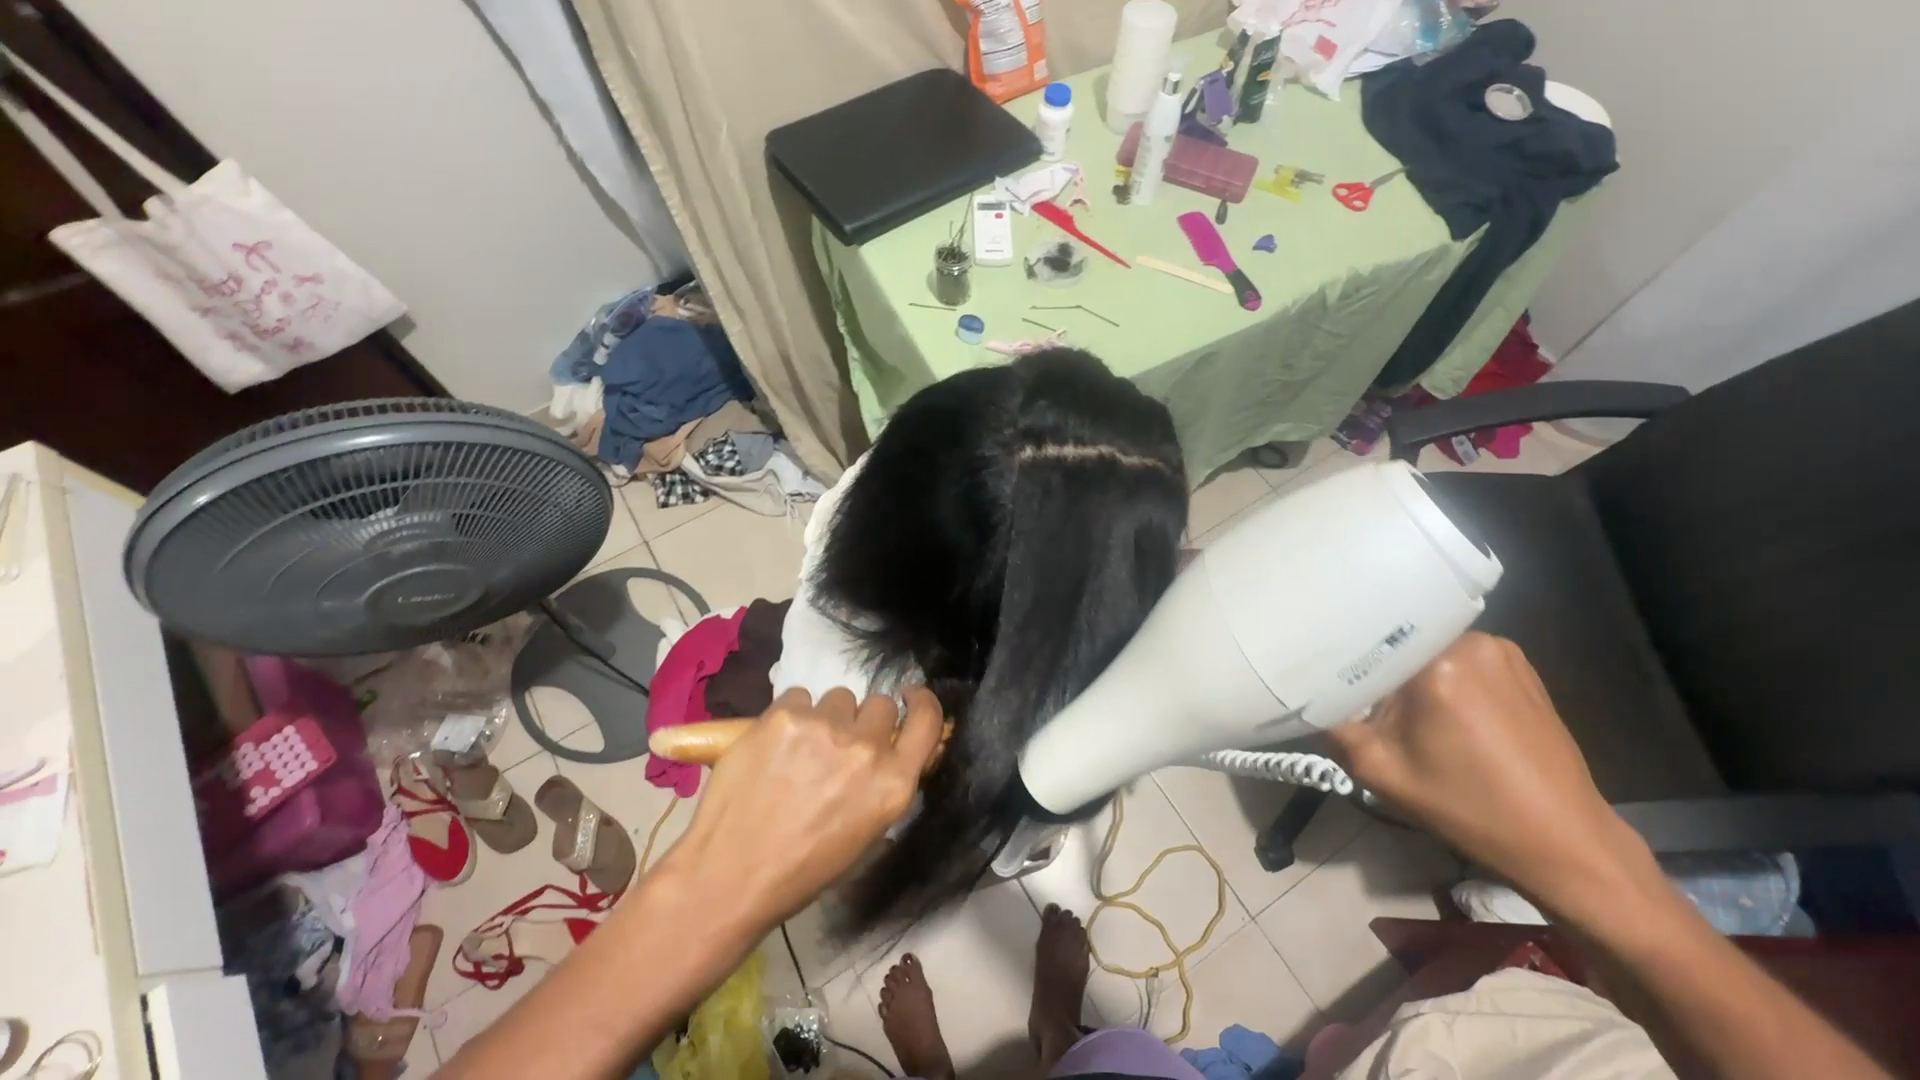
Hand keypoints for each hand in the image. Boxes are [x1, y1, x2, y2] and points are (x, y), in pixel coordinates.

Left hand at [658, 686, 944, 926]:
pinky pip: (798, 696)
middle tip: (837, 746)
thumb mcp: (866, 833)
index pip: (928, 720)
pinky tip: (774, 745)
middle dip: (863, 720)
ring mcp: (824, 727)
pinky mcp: (783, 715)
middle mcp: (866, 749)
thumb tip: (881, 752)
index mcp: (894, 784)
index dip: (922, 701)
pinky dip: (791, 714)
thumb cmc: (802, 869)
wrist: (731, 874)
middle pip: (880, 704)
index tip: (910, 696)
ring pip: (838, 697)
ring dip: (827, 716)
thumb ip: (882, 784)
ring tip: (799, 749)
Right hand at [1325, 632, 1658, 923]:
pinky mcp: (1523, 669)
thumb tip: (1305, 699)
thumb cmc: (1468, 808)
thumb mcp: (1381, 773)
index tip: (1323, 682)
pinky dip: (1443, 683)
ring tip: (1400, 714)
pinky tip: (1440, 717)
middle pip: (1400, 645)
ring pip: (1430, 653)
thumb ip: (1335, 727)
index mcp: (1438, 663)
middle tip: (1360, 704)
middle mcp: (1473, 642)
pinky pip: (1462, 662)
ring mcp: (1504, 652)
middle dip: (1379, 673)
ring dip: (1411, 678)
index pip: (1367, 643)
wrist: (1562, 839)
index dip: (1341, 662)